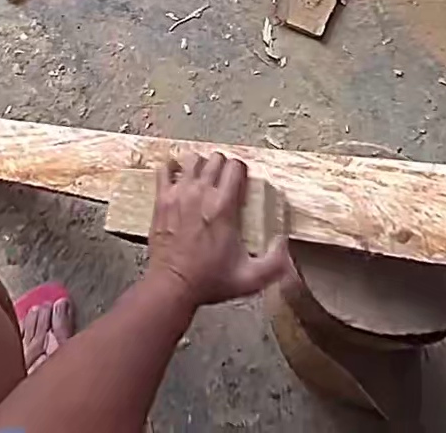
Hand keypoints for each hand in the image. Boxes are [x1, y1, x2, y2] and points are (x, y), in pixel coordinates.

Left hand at [144, 154, 290, 307]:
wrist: (172, 287)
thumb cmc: (208, 280)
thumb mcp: (249, 278)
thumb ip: (274, 263)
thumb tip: (284, 243)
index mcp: (223, 206)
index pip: (235, 166)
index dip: (240, 170)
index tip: (240, 181)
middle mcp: (202, 193)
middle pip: (215, 158)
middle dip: (222, 166)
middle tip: (222, 180)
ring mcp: (179, 193)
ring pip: (192, 159)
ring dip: (199, 165)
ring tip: (202, 177)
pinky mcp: (162, 199)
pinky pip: (164, 170)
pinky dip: (171, 169)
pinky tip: (177, 177)